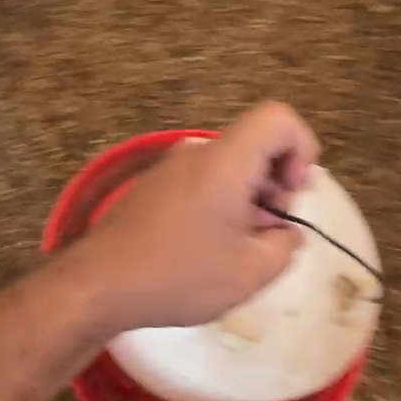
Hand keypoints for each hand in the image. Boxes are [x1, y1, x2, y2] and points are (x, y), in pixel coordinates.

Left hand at [68, 102, 317, 333]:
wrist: (99, 282)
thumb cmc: (179, 275)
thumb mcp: (251, 272)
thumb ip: (286, 244)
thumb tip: (286, 230)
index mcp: (225, 160)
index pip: (278, 118)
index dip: (302, 148)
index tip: (291, 197)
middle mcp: (196, 153)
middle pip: (255, 144)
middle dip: (276, 184)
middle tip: (268, 233)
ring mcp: (170, 167)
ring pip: (229, 166)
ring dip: (248, 199)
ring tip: (238, 249)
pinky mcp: (153, 186)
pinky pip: (202, 180)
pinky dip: (220, 204)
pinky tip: (207, 248)